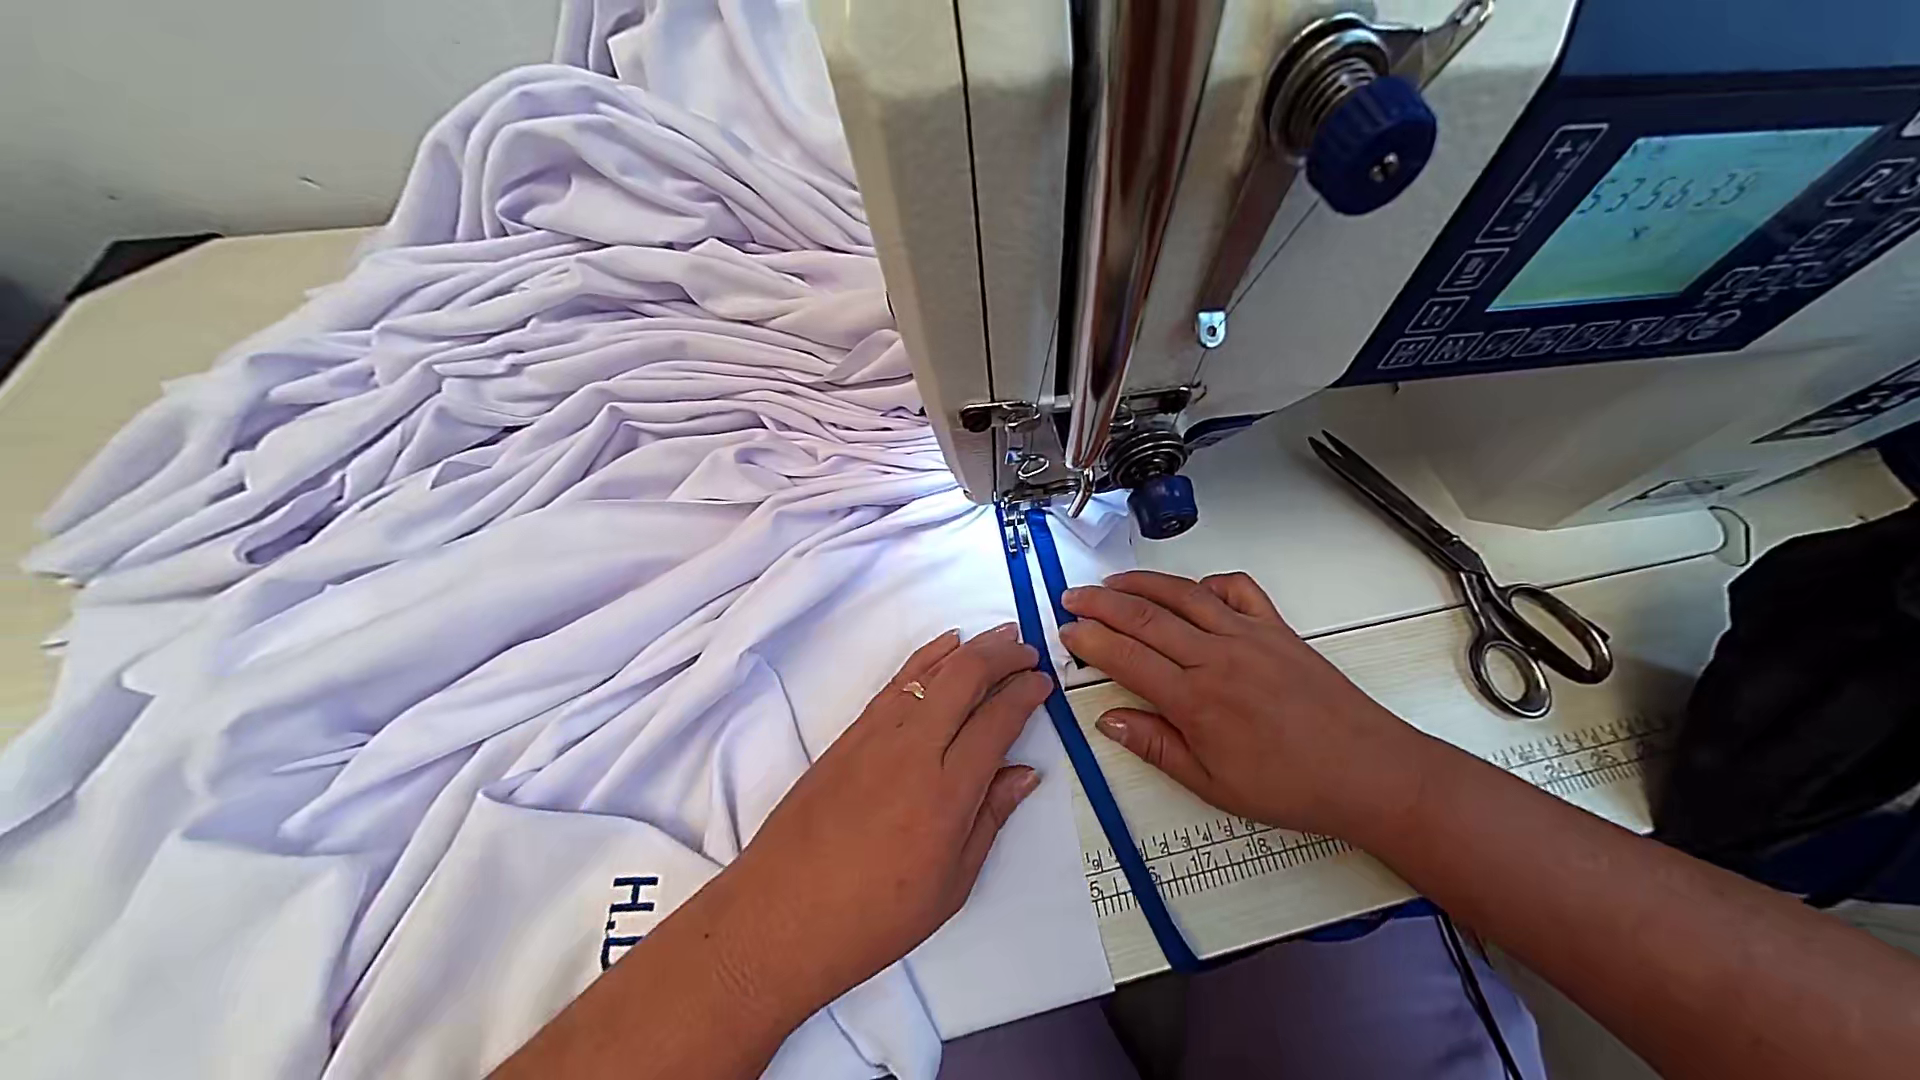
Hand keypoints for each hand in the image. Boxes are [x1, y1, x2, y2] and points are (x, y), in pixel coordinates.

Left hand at [689, 625, 1053, 1022]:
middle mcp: (914, 751)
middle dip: (1003, 655)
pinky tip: (945, 646)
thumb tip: (1023, 774)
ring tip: (999, 636)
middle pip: (967, 678)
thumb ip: (990, 817)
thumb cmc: (871, 915)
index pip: (998, 721)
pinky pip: (899, 681)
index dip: (1025, 694)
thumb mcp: (952, 882)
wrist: (782, 914)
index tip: (1042, 684)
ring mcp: (877, 735)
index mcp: (947, 793)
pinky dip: (927, 656)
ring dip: (971, 648)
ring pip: (933, 670)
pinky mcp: (851, 732)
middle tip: (1026, 652)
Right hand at [1059, 571, 1425, 838]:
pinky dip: (1208, 582)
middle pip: (1143, 616)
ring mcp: (1249, 636)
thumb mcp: (1211, 783)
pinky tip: (1192, 591)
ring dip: (1141, 582)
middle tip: (1074, 597)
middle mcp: (1218, 657)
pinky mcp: (1277, 629)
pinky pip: (1237, 589)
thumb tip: (1110, 721)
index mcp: (1197, 700)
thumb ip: (1154, 745)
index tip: (1069, 634)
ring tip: (1113, 581)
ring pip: (1182, 594)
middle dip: (1099, 602)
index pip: (1125, 656)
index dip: (1089, 641)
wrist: (1369, 773)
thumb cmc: (1294, 785)